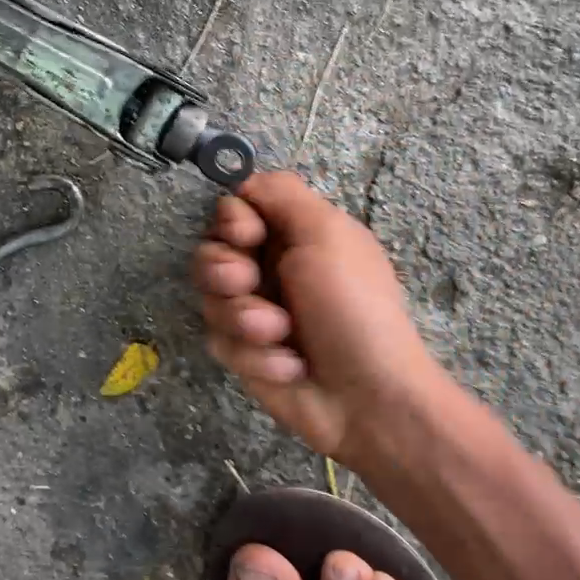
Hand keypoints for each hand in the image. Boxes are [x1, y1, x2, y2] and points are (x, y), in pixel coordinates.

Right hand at [191, 172, 433, 461]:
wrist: (370, 399)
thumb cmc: (354, 307)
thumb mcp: (327, 234)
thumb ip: (282, 194)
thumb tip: (243, 180)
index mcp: (293, 234)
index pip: (234, 209)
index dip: (231, 220)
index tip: (247, 236)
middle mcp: (270, 268)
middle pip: (210, 251)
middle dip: (225, 270)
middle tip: (249, 284)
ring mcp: (255, 311)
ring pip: (210, 298)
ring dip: (244, 318)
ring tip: (281, 335)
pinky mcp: (246, 354)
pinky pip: (220, 341)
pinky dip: (256, 355)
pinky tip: (290, 367)